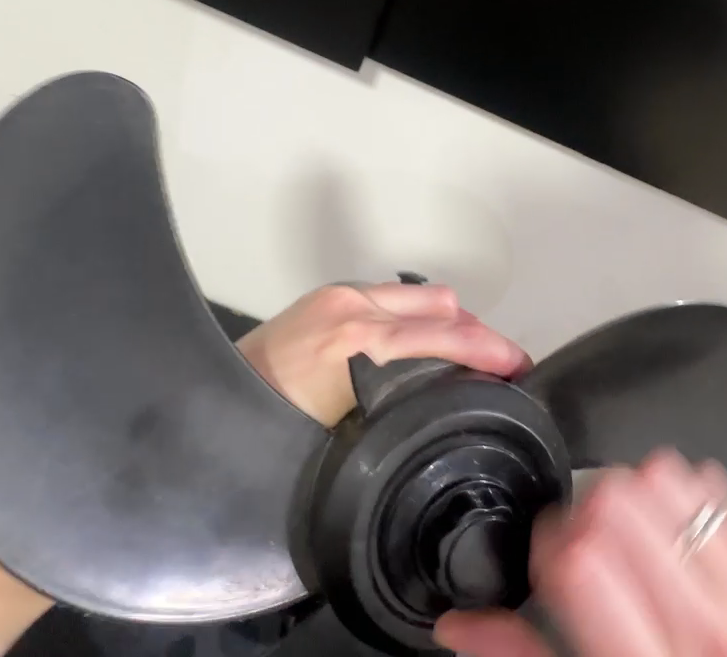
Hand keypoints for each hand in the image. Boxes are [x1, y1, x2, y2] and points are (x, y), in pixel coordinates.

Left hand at [236, 281, 531, 426]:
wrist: (209, 400)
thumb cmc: (271, 427)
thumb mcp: (341, 431)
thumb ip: (397, 406)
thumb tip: (444, 402)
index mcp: (357, 342)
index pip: (440, 335)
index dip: (486, 349)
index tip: (517, 365)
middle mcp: (353, 305)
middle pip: (440, 303)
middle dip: (475, 331)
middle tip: (498, 364)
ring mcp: (340, 294)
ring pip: (419, 295)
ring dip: (448, 321)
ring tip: (465, 355)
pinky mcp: (329, 295)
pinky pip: (391, 296)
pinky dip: (417, 316)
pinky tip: (420, 344)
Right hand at [435, 451, 726, 656]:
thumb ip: (523, 656)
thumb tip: (459, 625)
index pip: (579, 554)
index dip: (550, 536)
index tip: (551, 551)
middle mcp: (708, 624)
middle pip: (621, 500)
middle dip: (589, 508)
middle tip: (592, 542)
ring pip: (668, 478)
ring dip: (638, 495)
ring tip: (638, 537)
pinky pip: (719, 486)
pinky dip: (688, 496)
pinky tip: (681, 534)